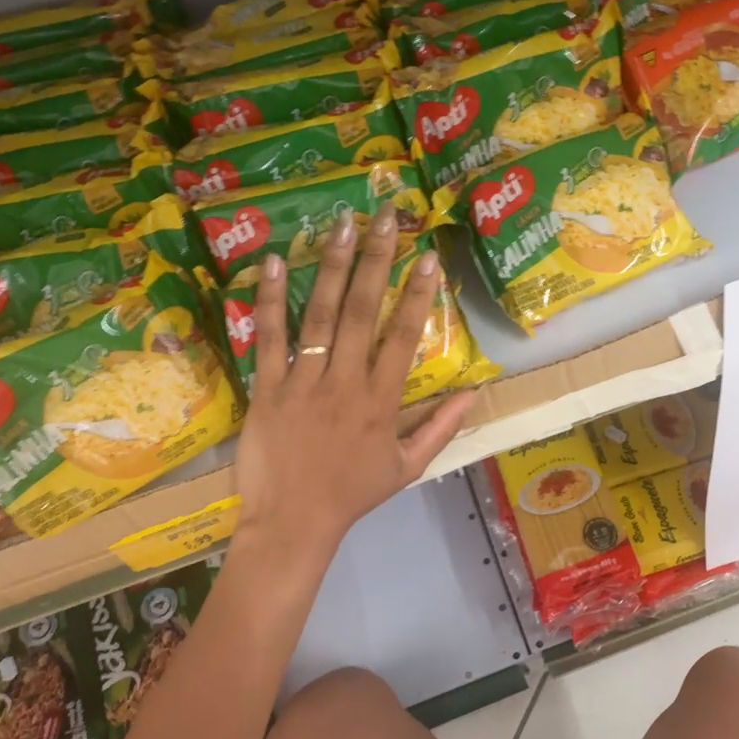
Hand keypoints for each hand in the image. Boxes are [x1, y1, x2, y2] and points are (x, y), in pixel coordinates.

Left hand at [233, 209, 477, 552]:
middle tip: (384, 215)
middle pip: (362, 312)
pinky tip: (270, 262)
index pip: (403, 337)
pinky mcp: (265, 389)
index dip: (417, 295)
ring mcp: (302, 383)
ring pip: (319, 316)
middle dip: (375, 261)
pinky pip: (268, 339)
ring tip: (340, 224)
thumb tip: (473, 393)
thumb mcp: (407, 467)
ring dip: (329, 267)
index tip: (427, 257)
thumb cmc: (353, 494)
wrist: (294, 523)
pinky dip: (268, 301)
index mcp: (381, 402)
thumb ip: (440, 428)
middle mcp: (344, 383)